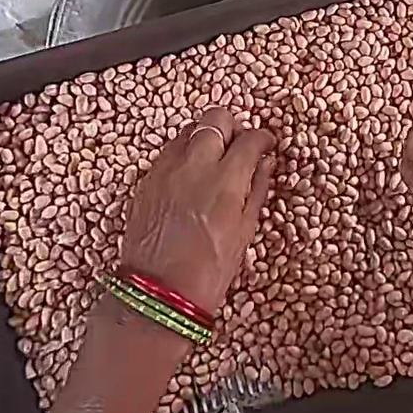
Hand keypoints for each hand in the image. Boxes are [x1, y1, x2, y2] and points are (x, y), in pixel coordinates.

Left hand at [119, 109, 275, 312]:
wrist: (159, 293)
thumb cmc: (209, 269)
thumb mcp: (245, 230)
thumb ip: (257, 188)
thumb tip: (266, 162)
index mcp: (226, 180)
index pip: (249, 138)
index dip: (263, 138)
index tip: (266, 145)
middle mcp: (194, 166)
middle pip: (215, 118)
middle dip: (232, 126)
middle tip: (239, 146)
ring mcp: (166, 170)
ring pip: (189, 130)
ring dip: (206, 138)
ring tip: (214, 161)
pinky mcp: (146, 180)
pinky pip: (168, 152)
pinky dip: (184, 155)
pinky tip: (192, 177)